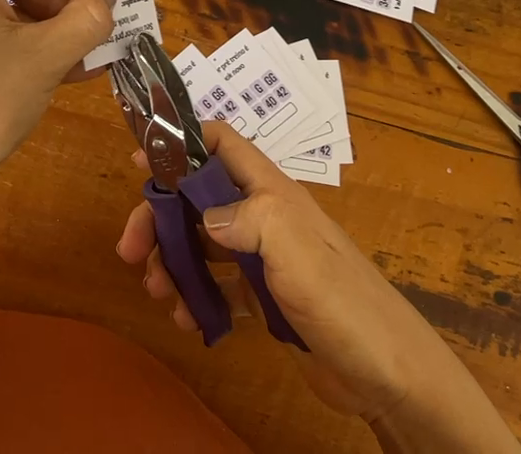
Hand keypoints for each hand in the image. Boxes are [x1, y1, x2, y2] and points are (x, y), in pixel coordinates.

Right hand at [116, 122, 457, 423]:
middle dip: (158, 220)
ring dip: (171, 263)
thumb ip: (247, 216)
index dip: (182, 141)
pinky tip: (189, 320)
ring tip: (159, 294)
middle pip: (196, 199)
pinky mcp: (266, 297)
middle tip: (129, 251)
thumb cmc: (343, 303)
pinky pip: (217, 285)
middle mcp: (265, 218)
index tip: (142, 159)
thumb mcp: (294, 247)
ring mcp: (265, 258)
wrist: (391, 378)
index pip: (223, 144)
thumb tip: (204, 218)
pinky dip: (196, 297)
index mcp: (272, 194)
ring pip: (200, 244)